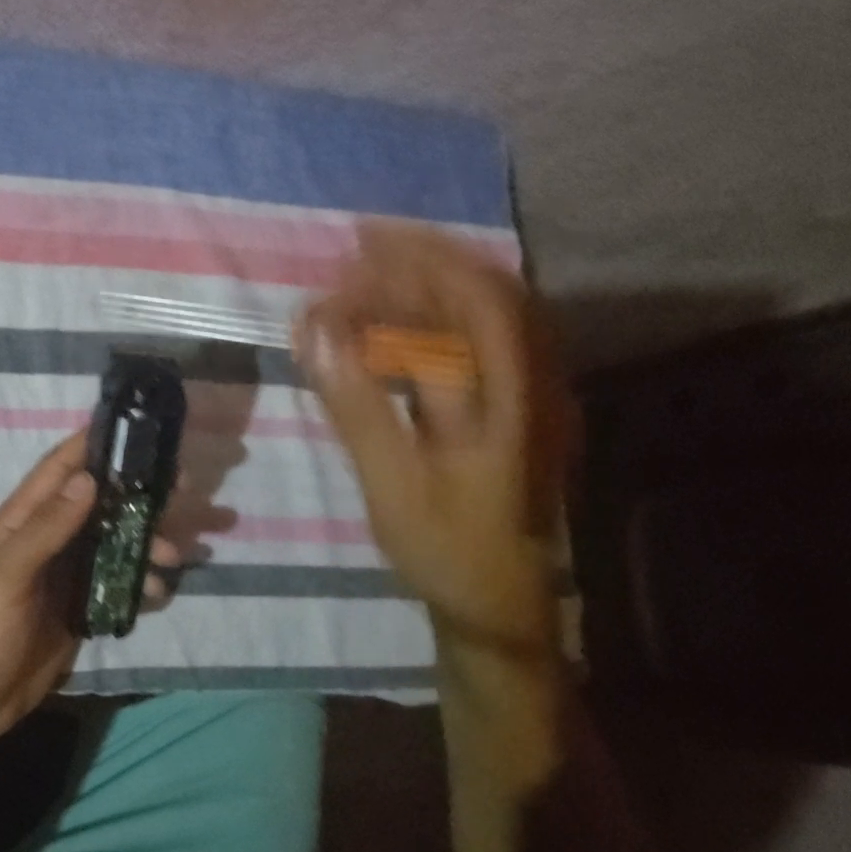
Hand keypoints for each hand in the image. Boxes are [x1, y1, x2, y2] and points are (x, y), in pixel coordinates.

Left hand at [0, 432, 179, 750]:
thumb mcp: (6, 577)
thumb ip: (46, 529)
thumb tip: (87, 480)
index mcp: (17, 524)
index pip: (56, 472)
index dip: (88, 445)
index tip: (131, 425)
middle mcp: (45, 542)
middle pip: (97, 506)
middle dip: (137, 495)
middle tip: (185, 486)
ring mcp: (63, 577)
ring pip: (113, 546)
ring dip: (146, 544)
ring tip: (177, 554)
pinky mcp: (79, 610)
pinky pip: (116, 585)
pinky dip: (141, 583)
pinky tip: (160, 590)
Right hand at [292, 224, 573, 653]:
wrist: (501, 607)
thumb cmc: (446, 549)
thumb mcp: (392, 484)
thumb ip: (356, 405)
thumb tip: (316, 332)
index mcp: (511, 401)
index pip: (475, 301)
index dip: (419, 262)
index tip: (360, 244)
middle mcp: (535, 386)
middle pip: (488, 297)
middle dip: (421, 264)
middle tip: (357, 252)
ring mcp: (534, 399)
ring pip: (490, 318)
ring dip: (431, 289)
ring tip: (372, 277)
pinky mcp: (520, 413)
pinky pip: (485, 346)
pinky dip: (440, 322)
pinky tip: (402, 325)